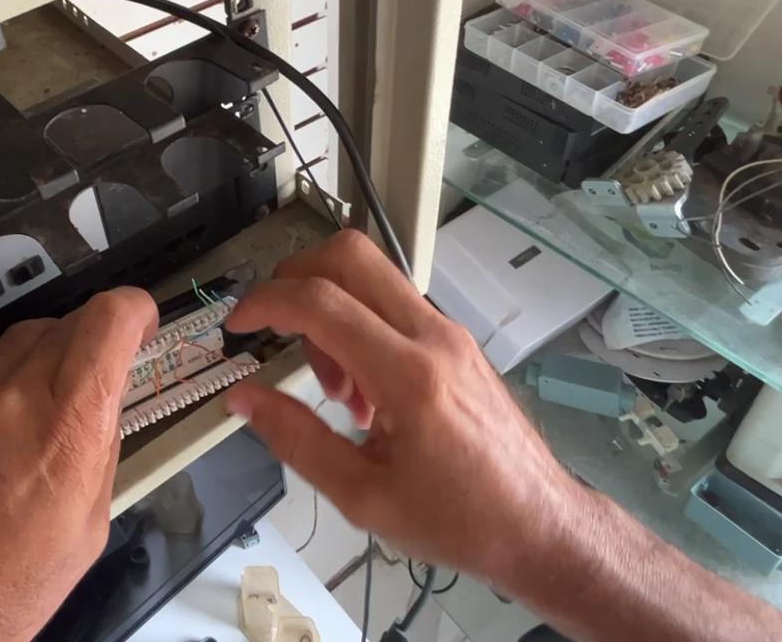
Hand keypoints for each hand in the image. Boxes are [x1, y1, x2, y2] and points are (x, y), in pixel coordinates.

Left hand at [0, 288, 158, 641]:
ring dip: (46, 357)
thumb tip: (105, 399)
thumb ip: (101, 443)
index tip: (137, 322)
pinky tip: (1, 419)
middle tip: (93, 381)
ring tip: (42, 410)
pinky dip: (3, 375)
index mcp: (66, 426)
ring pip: (24, 334)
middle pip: (70, 319)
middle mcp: (13, 395)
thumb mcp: (88, 525)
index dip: (134, 309)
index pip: (109, 318)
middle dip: (93, 343)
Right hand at [226, 232, 781, 641]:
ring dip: (328, 304)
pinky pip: (390, 301)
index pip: (320, 303)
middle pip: (349, 254)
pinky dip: (356, 321)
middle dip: (294, 273)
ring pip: (369, 272)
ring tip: (330, 381)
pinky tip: (359, 385)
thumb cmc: (463, 520)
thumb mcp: (362, 496)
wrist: (543, 527)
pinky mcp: (452, 336)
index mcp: (410, 377)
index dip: (265, 303)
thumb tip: (243, 398)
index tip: (239, 324)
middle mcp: (432, 336)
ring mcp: (447, 330)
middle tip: (274, 319)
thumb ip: (294, 438)